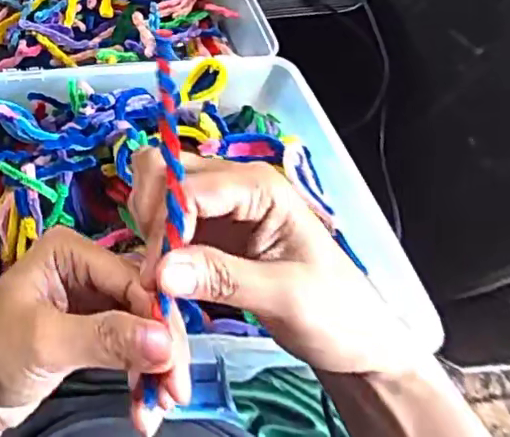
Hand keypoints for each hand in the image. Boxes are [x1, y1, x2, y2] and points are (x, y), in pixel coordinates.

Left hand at [0, 227, 173, 435]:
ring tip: (155, 409)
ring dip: (153, 368)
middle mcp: (81, 268)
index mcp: (67, 250)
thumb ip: (104, 338)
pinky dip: (140, 377)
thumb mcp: (45, 341)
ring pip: (139, 328)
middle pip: (141, 302)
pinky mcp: (87, 333)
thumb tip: (162, 339)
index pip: (130, 277)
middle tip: (173, 394)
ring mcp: (86, 301)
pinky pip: (127, 348)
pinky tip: (143, 406)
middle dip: (161, 348)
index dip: (158, 318)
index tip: (176, 365)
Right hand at [128, 150, 419, 376]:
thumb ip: (221, 278)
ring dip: (148, 222)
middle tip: (156, 267)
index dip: (164, 227)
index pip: (188, 187)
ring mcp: (217, 200)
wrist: (361, 342)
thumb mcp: (285, 298)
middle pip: (163, 168)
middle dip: (150, 214)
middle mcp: (232, 181)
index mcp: (258, 185)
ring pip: (156, 184)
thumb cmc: (338, 314)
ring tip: (161, 269)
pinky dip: (154, 237)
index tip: (155, 276)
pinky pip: (163, 214)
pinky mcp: (207, 223)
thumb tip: (161, 271)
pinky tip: (166, 271)